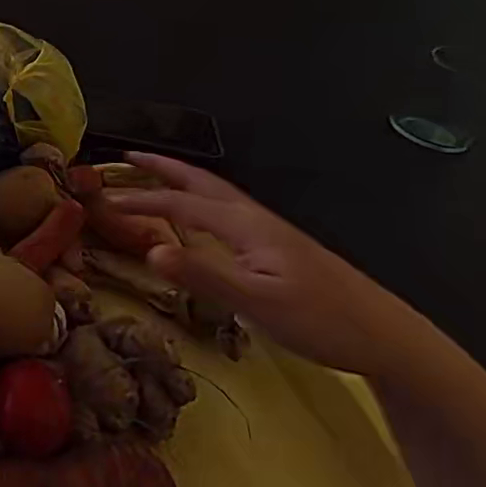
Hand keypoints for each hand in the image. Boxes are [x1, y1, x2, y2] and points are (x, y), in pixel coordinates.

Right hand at [106, 152, 437, 380]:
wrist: (379, 329)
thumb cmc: (319, 317)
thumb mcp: (258, 303)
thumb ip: (204, 275)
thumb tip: (151, 252)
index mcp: (242, 223)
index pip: (180, 203)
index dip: (141, 200)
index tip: (106, 198)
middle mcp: (250, 216)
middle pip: (198, 182)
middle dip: (162, 167)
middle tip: (128, 157)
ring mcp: (265, 228)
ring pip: (212, 192)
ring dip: (179, 179)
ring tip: (154, 176)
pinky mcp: (274, 243)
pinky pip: (223, 208)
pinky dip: (198, 198)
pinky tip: (200, 215)